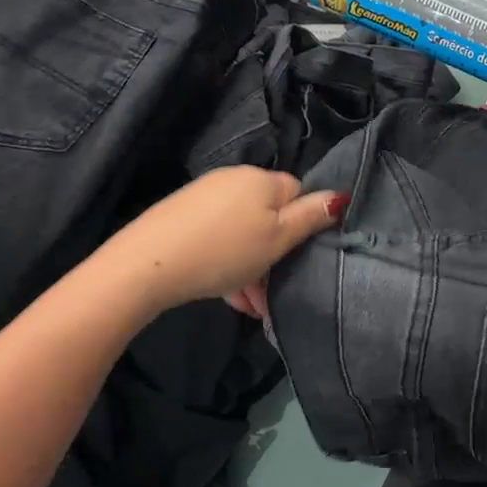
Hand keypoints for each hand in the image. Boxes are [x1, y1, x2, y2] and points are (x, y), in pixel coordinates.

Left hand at [96, 167, 346, 316]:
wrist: (145, 266)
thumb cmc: (223, 251)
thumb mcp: (277, 239)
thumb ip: (311, 217)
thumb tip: (341, 195)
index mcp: (263, 179)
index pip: (298, 193)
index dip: (303, 224)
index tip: (298, 256)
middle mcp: (235, 180)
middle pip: (269, 215)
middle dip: (275, 253)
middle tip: (273, 292)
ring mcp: (204, 197)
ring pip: (242, 232)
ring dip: (252, 266)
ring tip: (251, 306)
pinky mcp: (181, 216)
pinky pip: (217, 238)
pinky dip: (226, 263)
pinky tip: (227, 295)